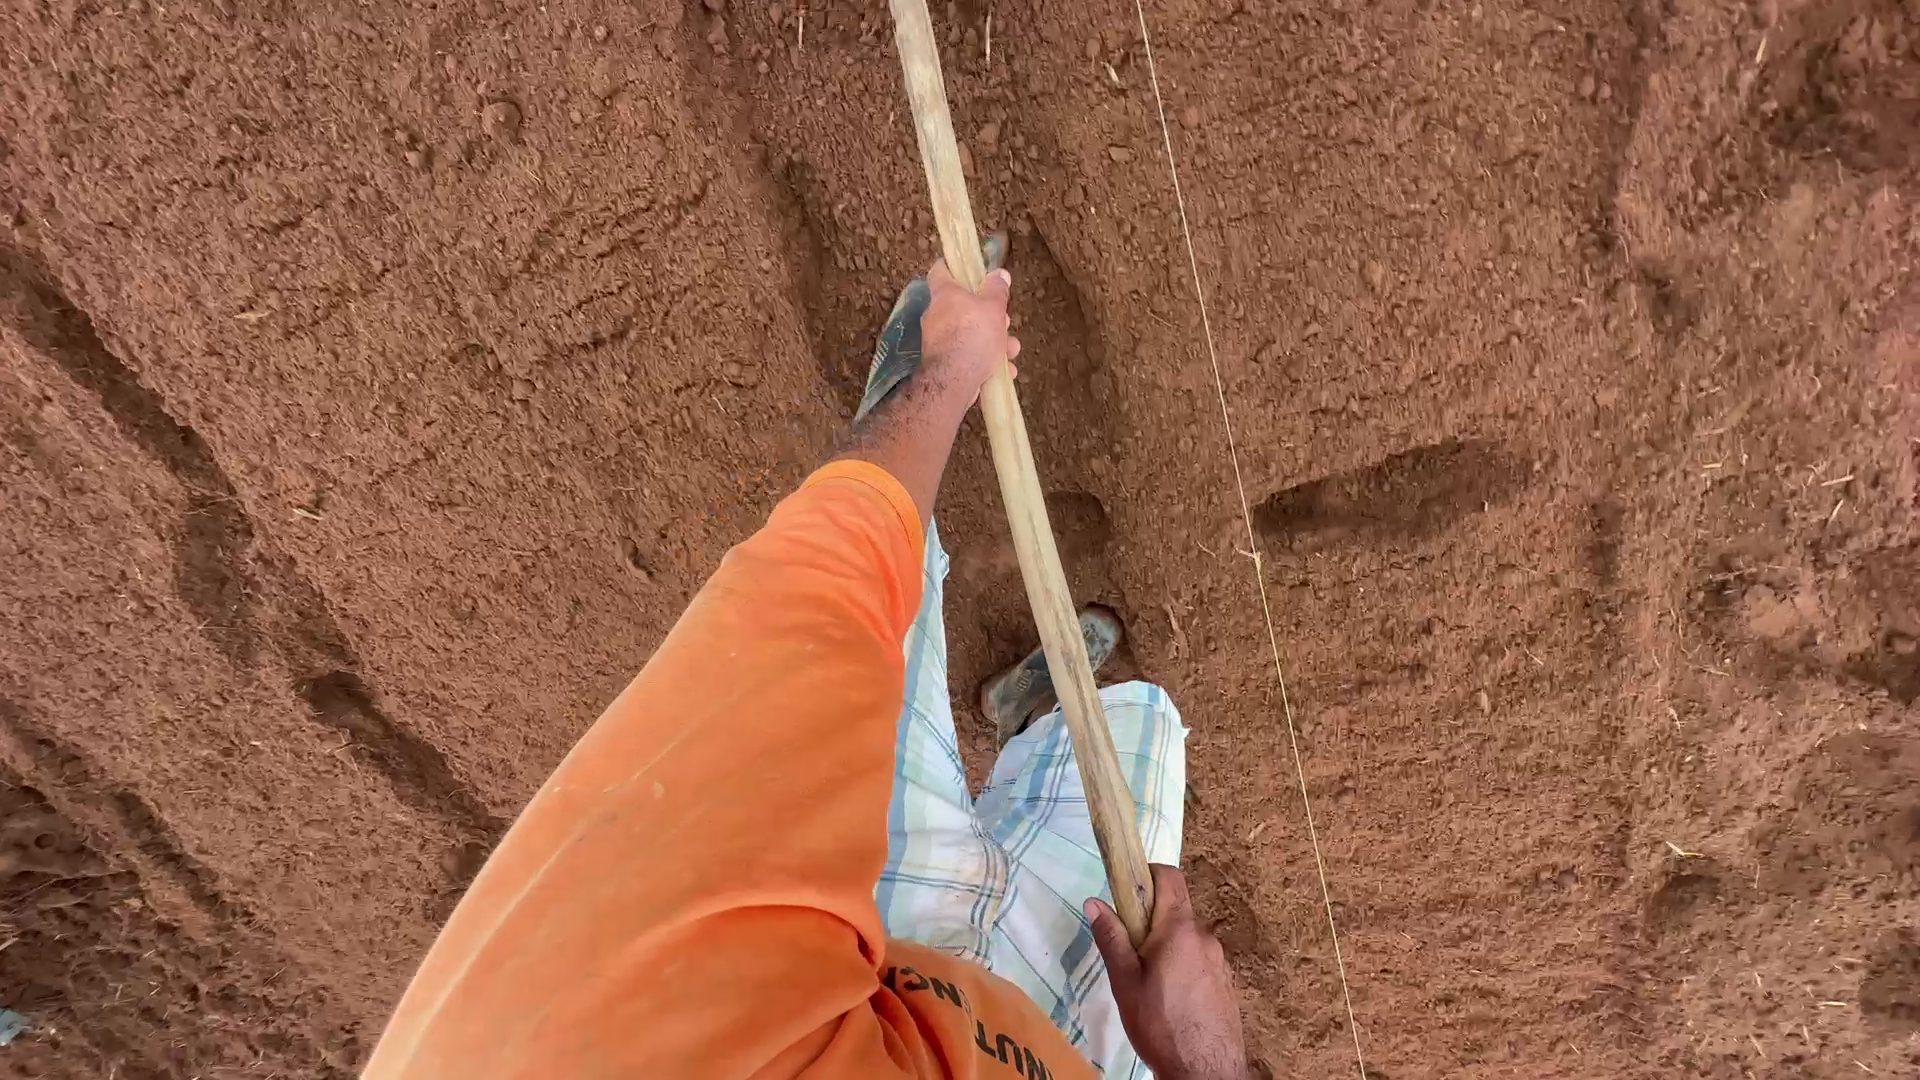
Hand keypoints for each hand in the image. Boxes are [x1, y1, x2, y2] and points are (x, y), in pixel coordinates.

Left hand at [919, 257, 1020, 406]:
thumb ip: (997, 290)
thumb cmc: (973, 336)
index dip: (954, 267)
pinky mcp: (944, 365)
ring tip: (1011, 351)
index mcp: (945, 294)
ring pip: (969, 335)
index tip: (970, 270)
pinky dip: (986, 362)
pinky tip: (1004, 371)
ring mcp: (938, 342)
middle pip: (964, 307)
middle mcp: (936, 316)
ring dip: (993, 342)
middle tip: (1006, 321)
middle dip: (989, 316)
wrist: (954, 380)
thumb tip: (999, 274)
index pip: (941, 270)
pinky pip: (967, 357)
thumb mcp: (993, 308)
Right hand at [1085, 865, 1252, 1079]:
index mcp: (1179, 928)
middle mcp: (1204, 937)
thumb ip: (1111, 938)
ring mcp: (1220, 961)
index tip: (1129, 892)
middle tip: (1131, 949)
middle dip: (1152, 920)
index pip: (1170, 876)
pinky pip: (1200, 961)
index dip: (1148, 874)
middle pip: (1176, 909)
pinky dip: (1184, 967)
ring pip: (1188, 938)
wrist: (1206, 1076)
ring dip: (1168, 946)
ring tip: (1149, 981)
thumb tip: (1094, 902)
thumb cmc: (1160, 1024)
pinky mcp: (1227, 985)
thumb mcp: (1125, 982)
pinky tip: (1172, 999)